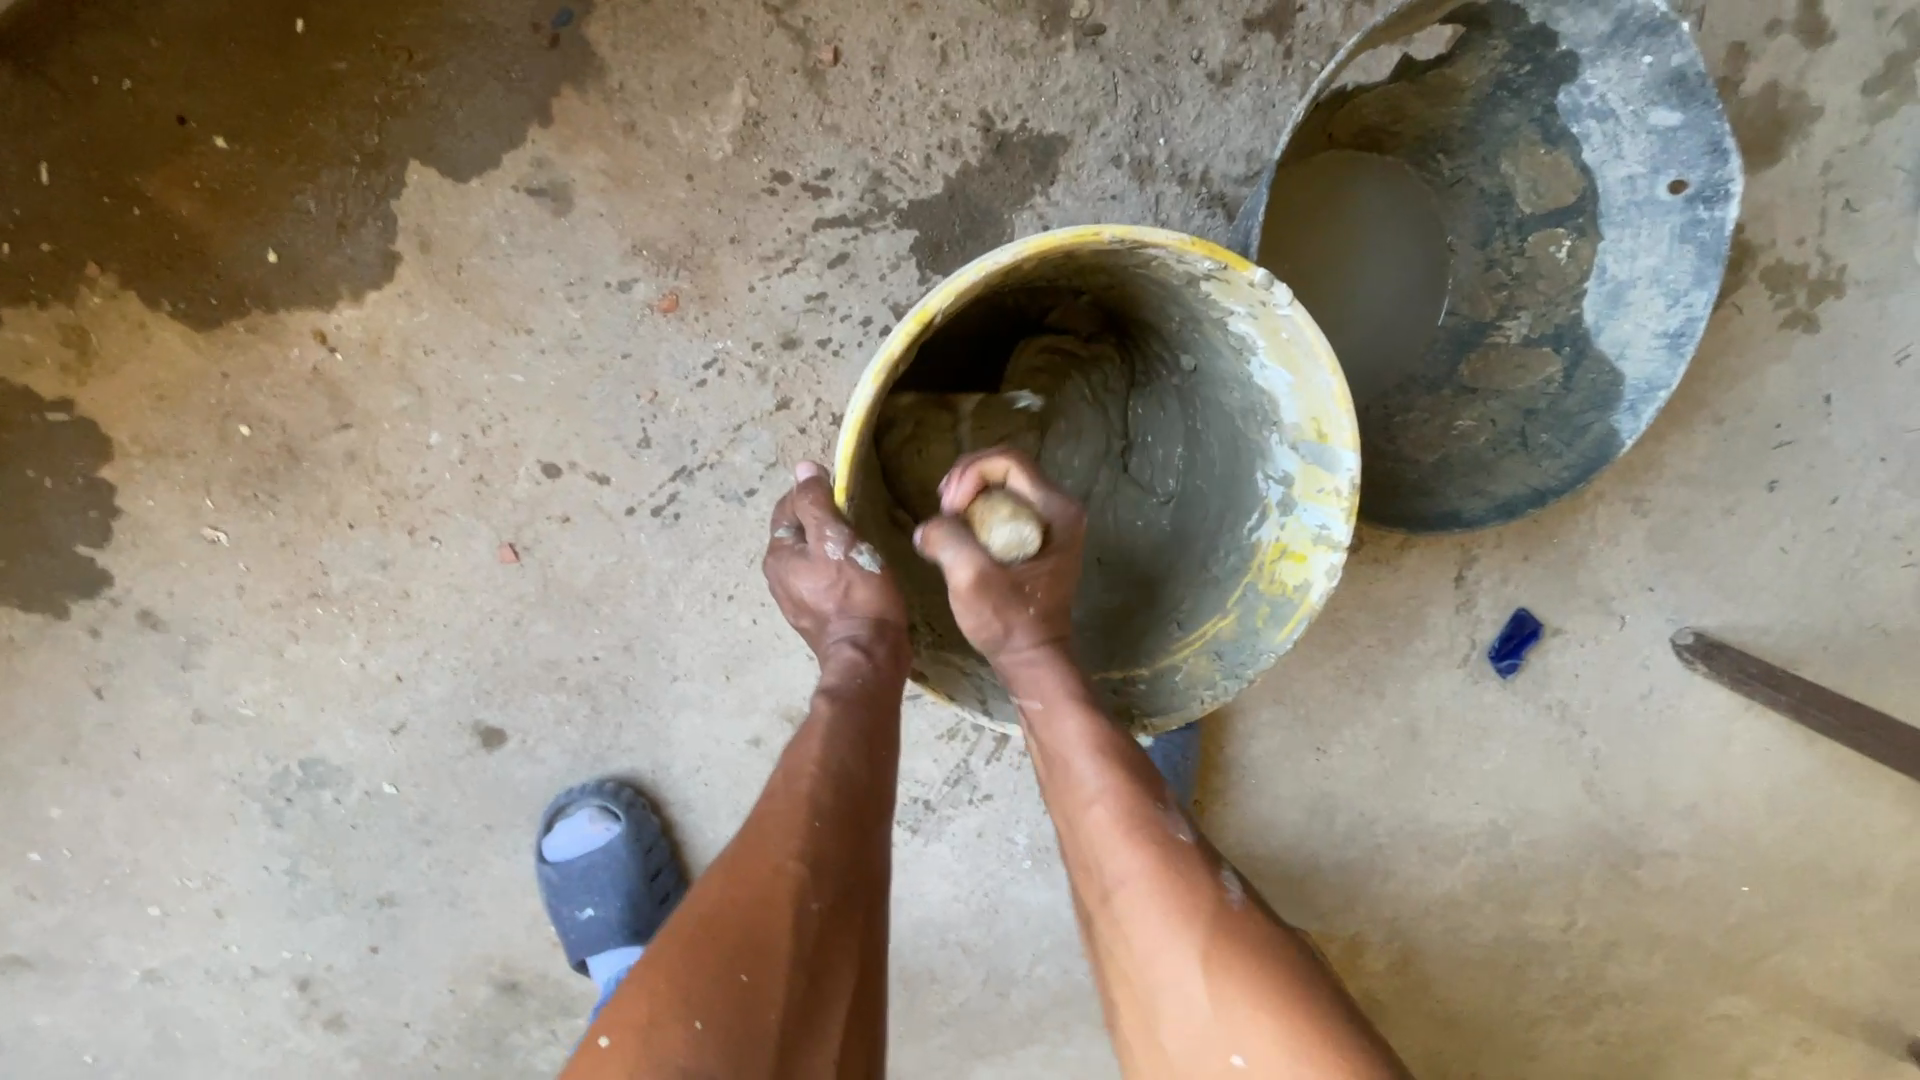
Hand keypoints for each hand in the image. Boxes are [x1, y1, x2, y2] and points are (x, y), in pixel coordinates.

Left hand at [763, 462, 909, 670]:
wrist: (868, 655)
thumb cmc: (855, 593)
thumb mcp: (838, 539)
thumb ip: (816, 502)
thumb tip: (803, 468)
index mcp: (778, 554)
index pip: (787, 507)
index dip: (813, 493)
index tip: (843, 493)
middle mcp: (777, 576)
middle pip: (797, 533)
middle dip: (820, 520)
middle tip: (855, 517)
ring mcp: (795, 600)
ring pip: (809, 557)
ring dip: (829, 546)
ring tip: (859, 543)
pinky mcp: (815, 617)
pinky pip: (821, 580)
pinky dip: (835, 569)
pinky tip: (857, 572)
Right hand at [913, 447, 1085, 667]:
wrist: (1032, 658)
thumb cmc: (1008, 622)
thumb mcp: (972, 580)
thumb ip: (947, 541)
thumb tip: (927, 528)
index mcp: (1057, 510)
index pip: (1008, 461)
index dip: (971, 473)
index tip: (949, 508)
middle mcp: (1060, 509)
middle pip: (1004, 468)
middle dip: (966, 481)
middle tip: (942, 510)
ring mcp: (1049, 523)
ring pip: (1001, 487)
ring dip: (968, 497)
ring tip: (946, 521)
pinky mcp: (1035, 538)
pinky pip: (1001, 508)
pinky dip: (975, 513)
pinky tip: (958, 533)